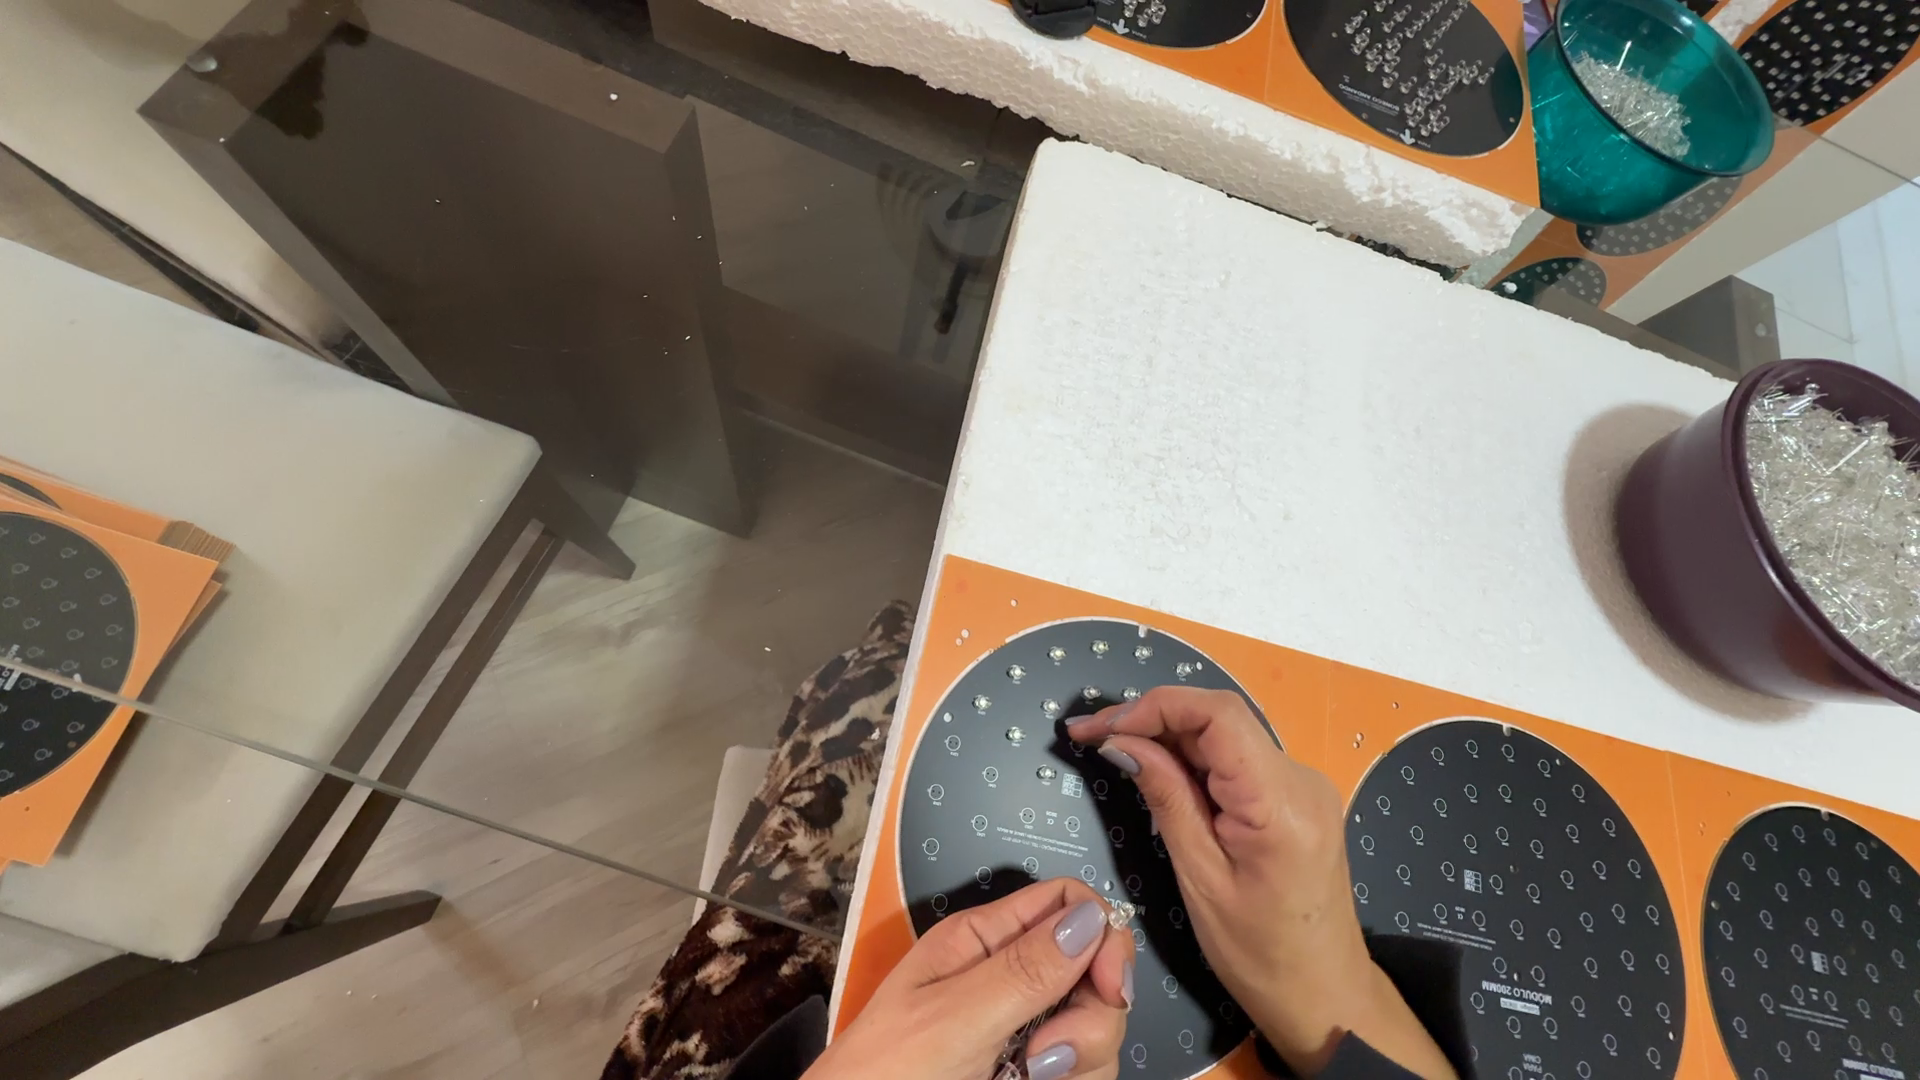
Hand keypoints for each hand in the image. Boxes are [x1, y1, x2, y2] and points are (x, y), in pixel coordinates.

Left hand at [806, 879, 1133, 1079]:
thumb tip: (1092, 915)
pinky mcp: (1034, 1072)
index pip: (1065, 901)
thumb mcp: (952, 1018)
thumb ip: (1023, 971)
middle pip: (1092, 966)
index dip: (1100, 932)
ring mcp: (1025, 1026)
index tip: (1111, 987)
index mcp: (984, 939)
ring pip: (1094, 1022)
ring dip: (1082, 1057)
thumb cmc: (888, 1073)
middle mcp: (1011, 974)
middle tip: (1047, 1057)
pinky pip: (1082, 1066)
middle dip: (1091, 1013)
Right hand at [1067, 687, 1456, 1079]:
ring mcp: (1301, 782)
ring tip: (1110, 745)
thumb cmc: (1260, 955)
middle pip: (1216, 717)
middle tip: (1090, 733)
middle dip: (1150, 716)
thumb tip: (1120, 741)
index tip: (1101, 728)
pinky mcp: (1293, 793)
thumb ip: (1165, 797)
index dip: (1154, 706)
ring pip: (1221, 732)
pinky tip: (1152, 765)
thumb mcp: (1199, 878)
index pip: (1217, 715)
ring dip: (1164, 733)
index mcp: (1282, 802)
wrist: (1327, 998)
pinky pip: (1232, 756)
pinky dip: (1187, 754)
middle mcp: (1300, 777)